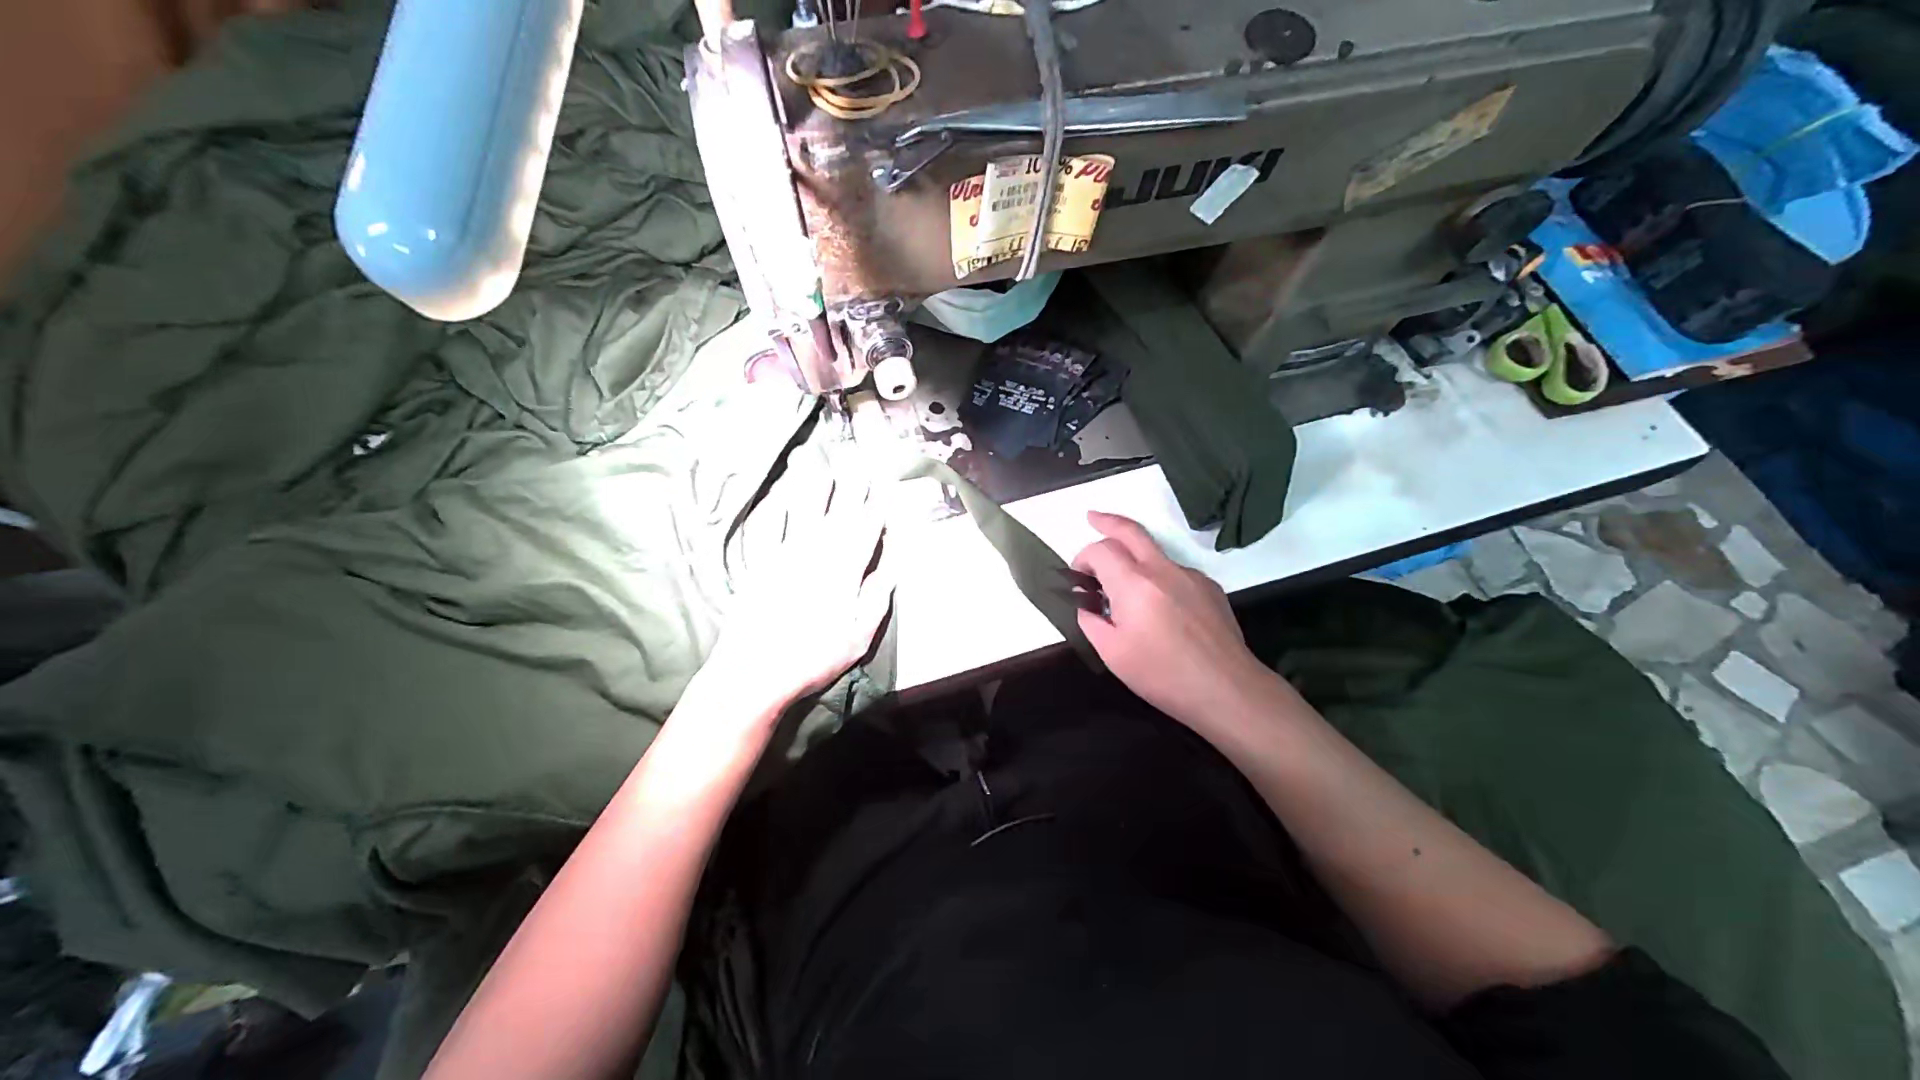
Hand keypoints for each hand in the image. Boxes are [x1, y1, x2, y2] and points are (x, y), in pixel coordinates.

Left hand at [702, 479, 893, 713]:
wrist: (753, 671)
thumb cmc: (813, 657)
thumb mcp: (860, 634)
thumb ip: (877, 594)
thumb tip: (892, 561)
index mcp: (845, 570)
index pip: (867, 527)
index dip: (877, 501)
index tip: (884, 479)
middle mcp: (816, 554)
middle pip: (837, 510)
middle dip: (849, 483)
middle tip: (855, 458)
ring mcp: (784, 556)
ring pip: (801, 510)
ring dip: (811, 484)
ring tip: (815, 460)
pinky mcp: (758, 564)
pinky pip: (767, 527)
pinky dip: (773, 508)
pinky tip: (776, 494)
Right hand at [1072, 511, 1276, 730]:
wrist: (1226, 689)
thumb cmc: (1162, 675)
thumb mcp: (1112, 654)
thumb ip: (1092, 622)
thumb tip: (1087, 605)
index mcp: (1134, 584)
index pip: (1101, 550)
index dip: (1082, 558)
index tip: (1078, 579)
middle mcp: (1163, 570)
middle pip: (1131, 531)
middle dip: (1108, 521)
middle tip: (1092, 518)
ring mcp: (1190, 576)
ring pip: (1155, 554)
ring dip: (1134, 558)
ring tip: (1123, 588)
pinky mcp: (1210, 588)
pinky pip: (1175, 573)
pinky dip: (1158, 579)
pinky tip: (1158, 610)